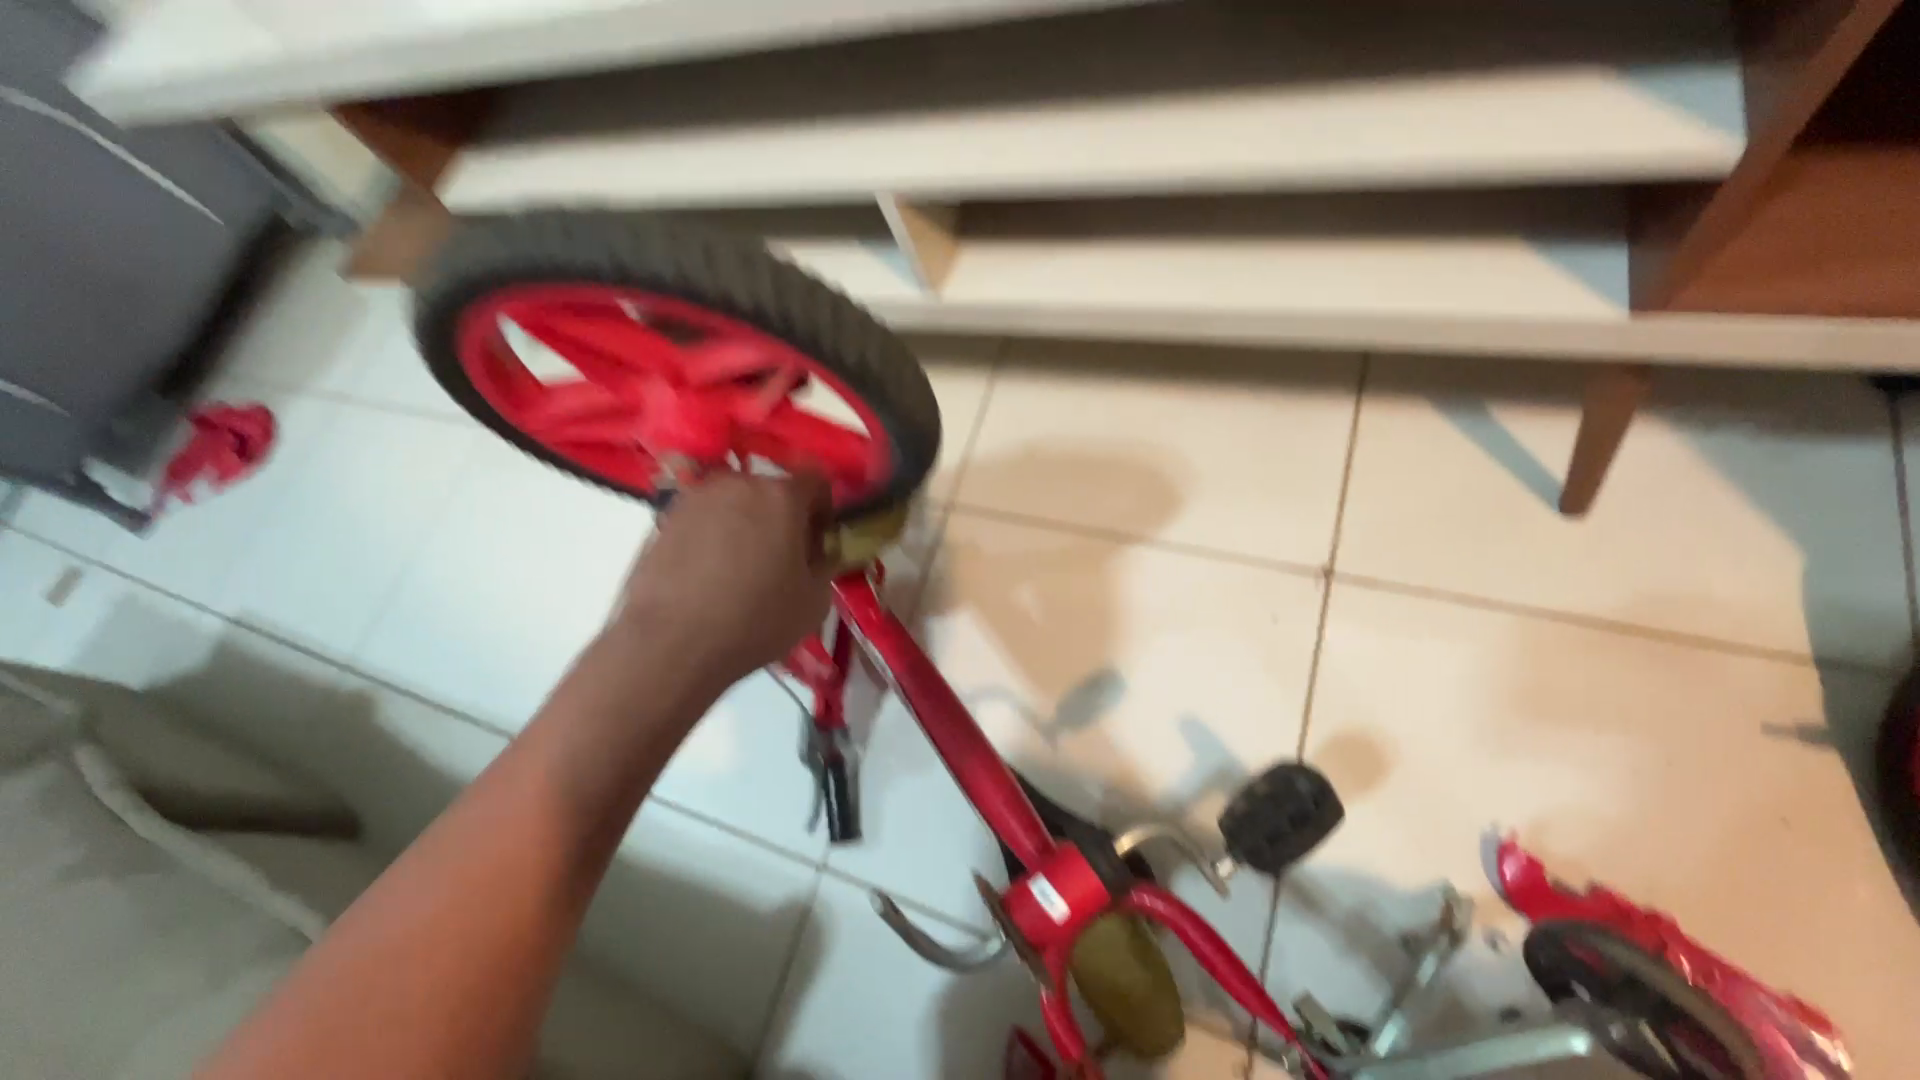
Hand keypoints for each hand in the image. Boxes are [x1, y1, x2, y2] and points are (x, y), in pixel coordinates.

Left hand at [615, 472, 833, 685]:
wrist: (671, 643)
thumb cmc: (755, 620)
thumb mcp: (815, 601)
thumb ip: (824, 564)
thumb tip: (816, 552)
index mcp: (781, 496)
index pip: (816, 479)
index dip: (823, 508)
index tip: (817, 541)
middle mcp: (738, 483)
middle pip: (771, 490)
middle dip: (782, 517)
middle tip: (781, 558)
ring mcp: (695, 498)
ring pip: (734, 503)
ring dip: (745, 525)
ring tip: (741, 569)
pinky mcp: (663, 519)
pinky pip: (703, 520)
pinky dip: (712, 537)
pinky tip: (709, 576)